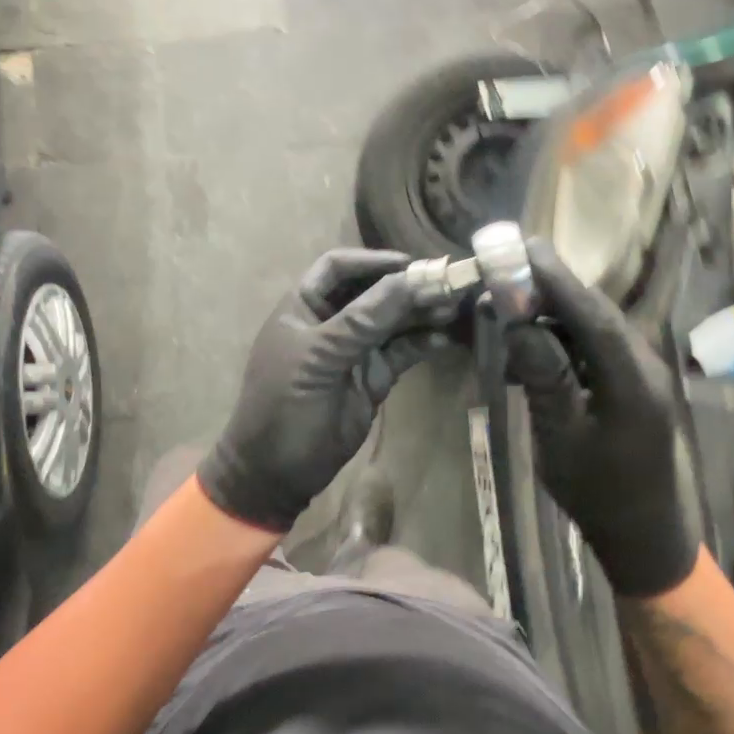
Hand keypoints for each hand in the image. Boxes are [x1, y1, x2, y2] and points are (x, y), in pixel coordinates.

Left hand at [198, 249, 443, 532]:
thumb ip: (364, 319)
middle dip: (408, 286)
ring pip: (393, 321)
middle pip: (374, 291)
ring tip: (456, 306)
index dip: (373, 261)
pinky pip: (402, 352)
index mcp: (304, 307)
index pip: (339, 267)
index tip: (412, 264)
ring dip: (422, 312)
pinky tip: (447, 338)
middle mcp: (331, 322)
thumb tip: (411, 279)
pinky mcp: (374, 379)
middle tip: (451, 283)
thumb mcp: (319, 358)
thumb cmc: (284, 406)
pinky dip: (424, 343)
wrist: (276, 472)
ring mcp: (354, 351)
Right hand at [506, 239, 698, 597]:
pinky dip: (560, 339)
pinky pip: (593, 347)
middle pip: (593, 312)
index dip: (556, 279)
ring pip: (592, 327)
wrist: (645, 534)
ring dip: (550, 314)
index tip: (523, 248)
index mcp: (631, 379)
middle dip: (548, 288)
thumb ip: (543, 376)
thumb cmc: (598, 491)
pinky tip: (529, 347)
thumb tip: (517, 322)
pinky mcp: (630, 384)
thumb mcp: (560, 437)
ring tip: (506, 307)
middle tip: (503, 269)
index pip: (592, 314)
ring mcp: (640, 373)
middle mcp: (642, 365)